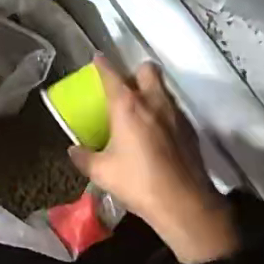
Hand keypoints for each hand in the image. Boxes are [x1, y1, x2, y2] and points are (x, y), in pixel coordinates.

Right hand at [70, 59, 237, 263]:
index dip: (102, 64)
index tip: (97, 59)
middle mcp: (153, 101)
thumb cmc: (138, 183)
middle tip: (125, 88)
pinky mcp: (190, 129)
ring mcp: (175, 113)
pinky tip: (157, 133)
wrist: (184, 204)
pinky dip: (163, 113)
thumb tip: (73, 150)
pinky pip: (174, 109)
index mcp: (127, 106)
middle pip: (147, 69)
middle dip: (135, 72)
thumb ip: (84, 157)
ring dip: (151, 92)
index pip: (111, 74)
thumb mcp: (102, 173)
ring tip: (140, 111)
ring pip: (163, 88)